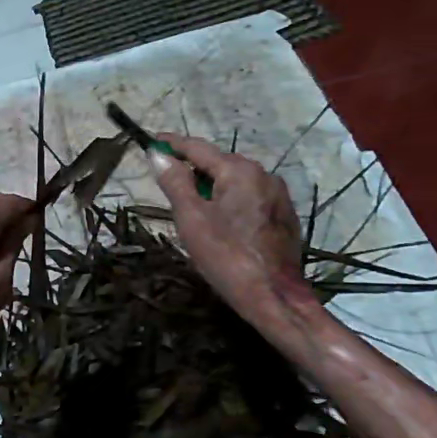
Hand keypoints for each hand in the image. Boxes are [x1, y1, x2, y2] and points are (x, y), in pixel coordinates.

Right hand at [154, 134, 309, 318]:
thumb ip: (175, 182)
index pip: (198, 148)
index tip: (152, 140)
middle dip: (193, 167)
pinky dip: (230, 200)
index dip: (172, 144)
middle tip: (168, 179)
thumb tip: (158, 154)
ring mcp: (278, 195)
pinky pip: (250, 197)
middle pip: (219, 162)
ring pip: (236, 181)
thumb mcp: (191, 218)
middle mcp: (263, 174)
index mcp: (239, 171)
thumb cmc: (226, 256)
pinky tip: (220, 221)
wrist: (274, 296)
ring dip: (212, 185)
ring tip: (191, 203)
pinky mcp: (284, 216)